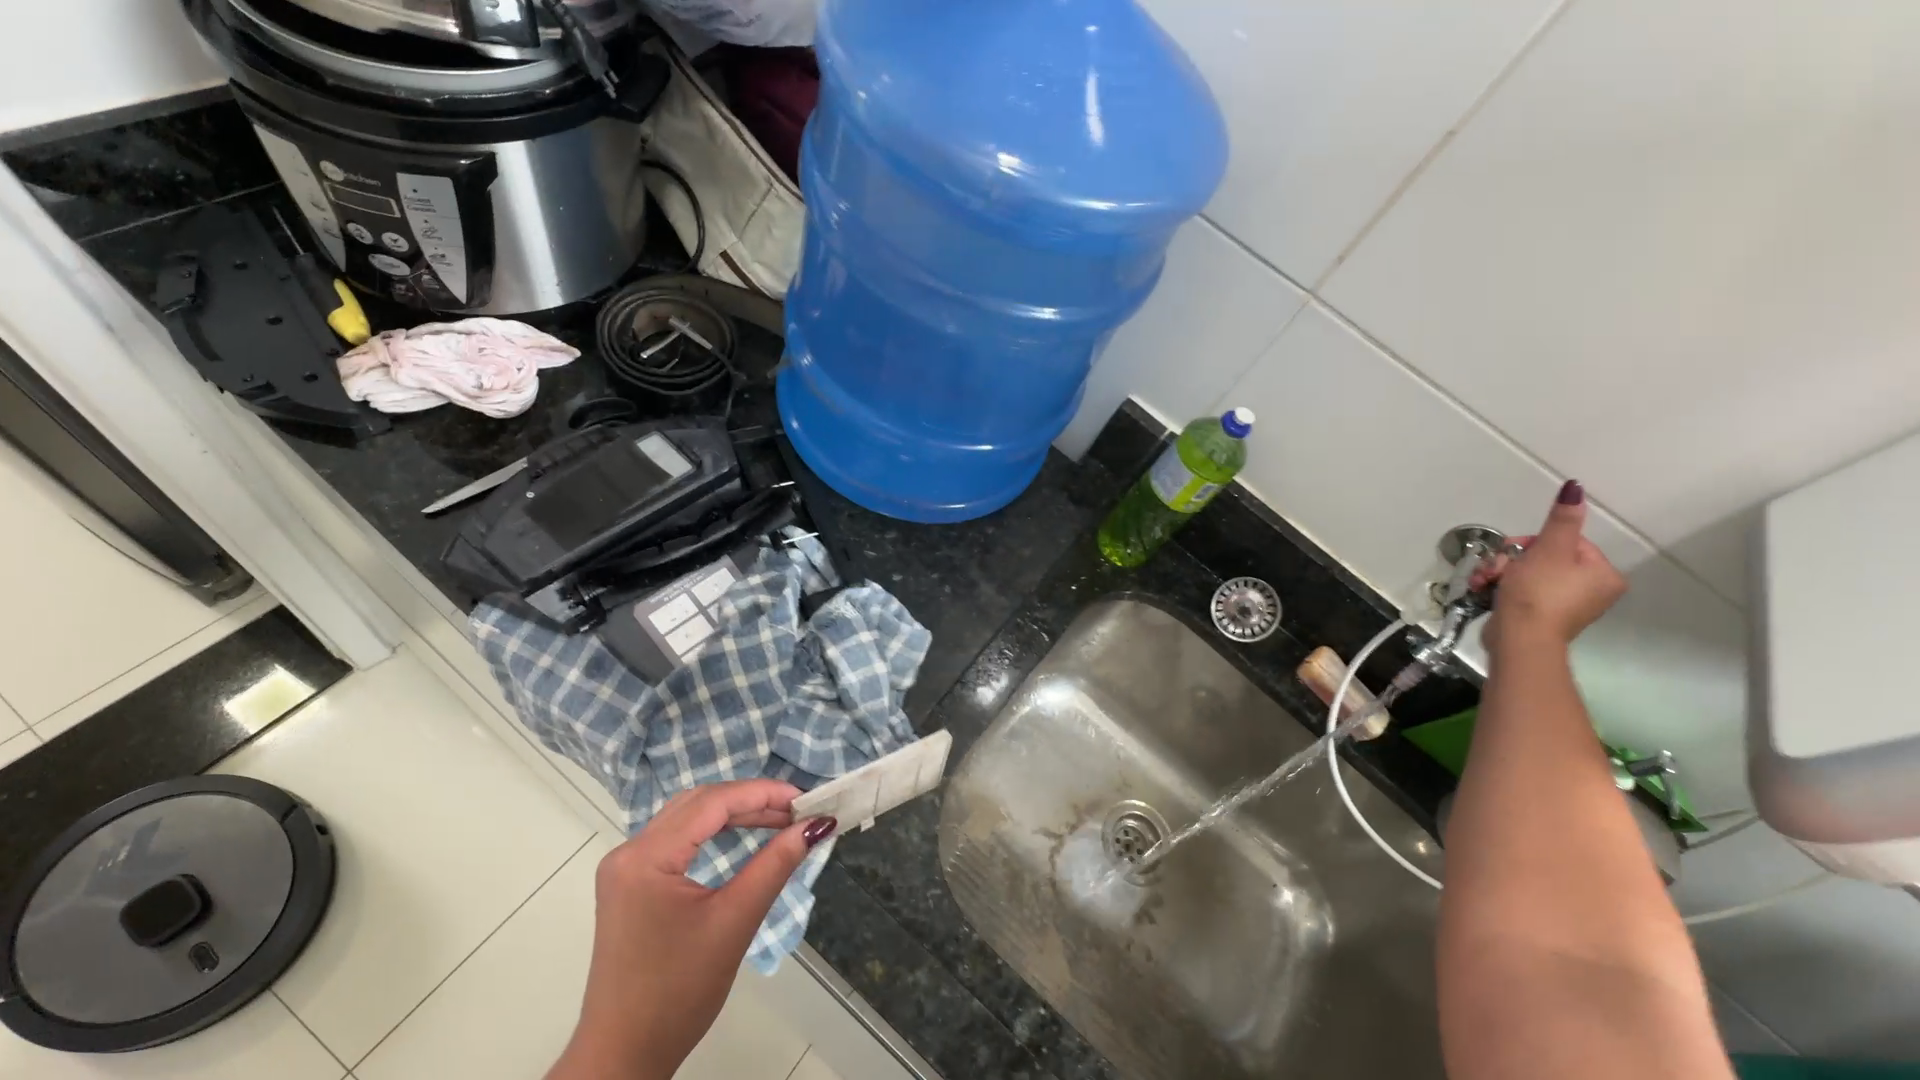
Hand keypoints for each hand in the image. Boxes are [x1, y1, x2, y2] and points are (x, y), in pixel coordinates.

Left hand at [548, 780, 836, 1079]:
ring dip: (732, 814)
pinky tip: (743, 838)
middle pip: (697, 804)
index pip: (712, 803)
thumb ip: (775, 865)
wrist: (625, 1052)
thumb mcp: (734, 922)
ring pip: (685, 819)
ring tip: (779, 820)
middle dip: (750, 801)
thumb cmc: (679, 991)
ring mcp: (625, 868)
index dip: (762, 793)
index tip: (806, 799)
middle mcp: (629, 852)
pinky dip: (712, 833)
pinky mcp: (630, 885)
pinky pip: (676, 840)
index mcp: (645, 857)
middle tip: (798, 810)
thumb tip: (816, 826)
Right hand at [1477, 481, 1626, 654]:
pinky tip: (1485, 589)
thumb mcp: (1549, 549)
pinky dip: (1503, 587)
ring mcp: (1566, 606)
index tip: (1513, 551)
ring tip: (1485, 581)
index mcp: (1603, 574)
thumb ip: (1561, 519)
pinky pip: (1523, 592)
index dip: (1534, 543)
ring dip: (1501, 572)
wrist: (1519, 640)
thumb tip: (1576, 486)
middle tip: (1496, 568)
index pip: (1566, 542)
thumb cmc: (1539, 593)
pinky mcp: (1541, 617)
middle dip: (1512, 560)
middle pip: (1544, 557)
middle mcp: (1592, 591)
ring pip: (1528, 573)